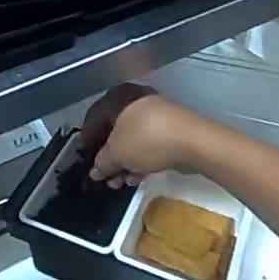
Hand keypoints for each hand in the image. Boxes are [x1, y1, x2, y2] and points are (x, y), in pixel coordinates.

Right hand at [79, 83, 202, 185]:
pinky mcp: (171, 129)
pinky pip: (149, 144)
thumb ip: (102, 162)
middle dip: (108, 156)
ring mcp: (155, 114)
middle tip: (104, 175)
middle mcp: (135, 101)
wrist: (193, 142)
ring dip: (124, 162)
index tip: (84, 157)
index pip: (95, 116)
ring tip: (120, 182)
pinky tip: (136, 177)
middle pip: (115, 130)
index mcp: (118, 97)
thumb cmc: (146, 139)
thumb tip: (95, 171)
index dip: (87, 138)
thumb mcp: (117, 153)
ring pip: (133, 139)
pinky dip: (140, 159)